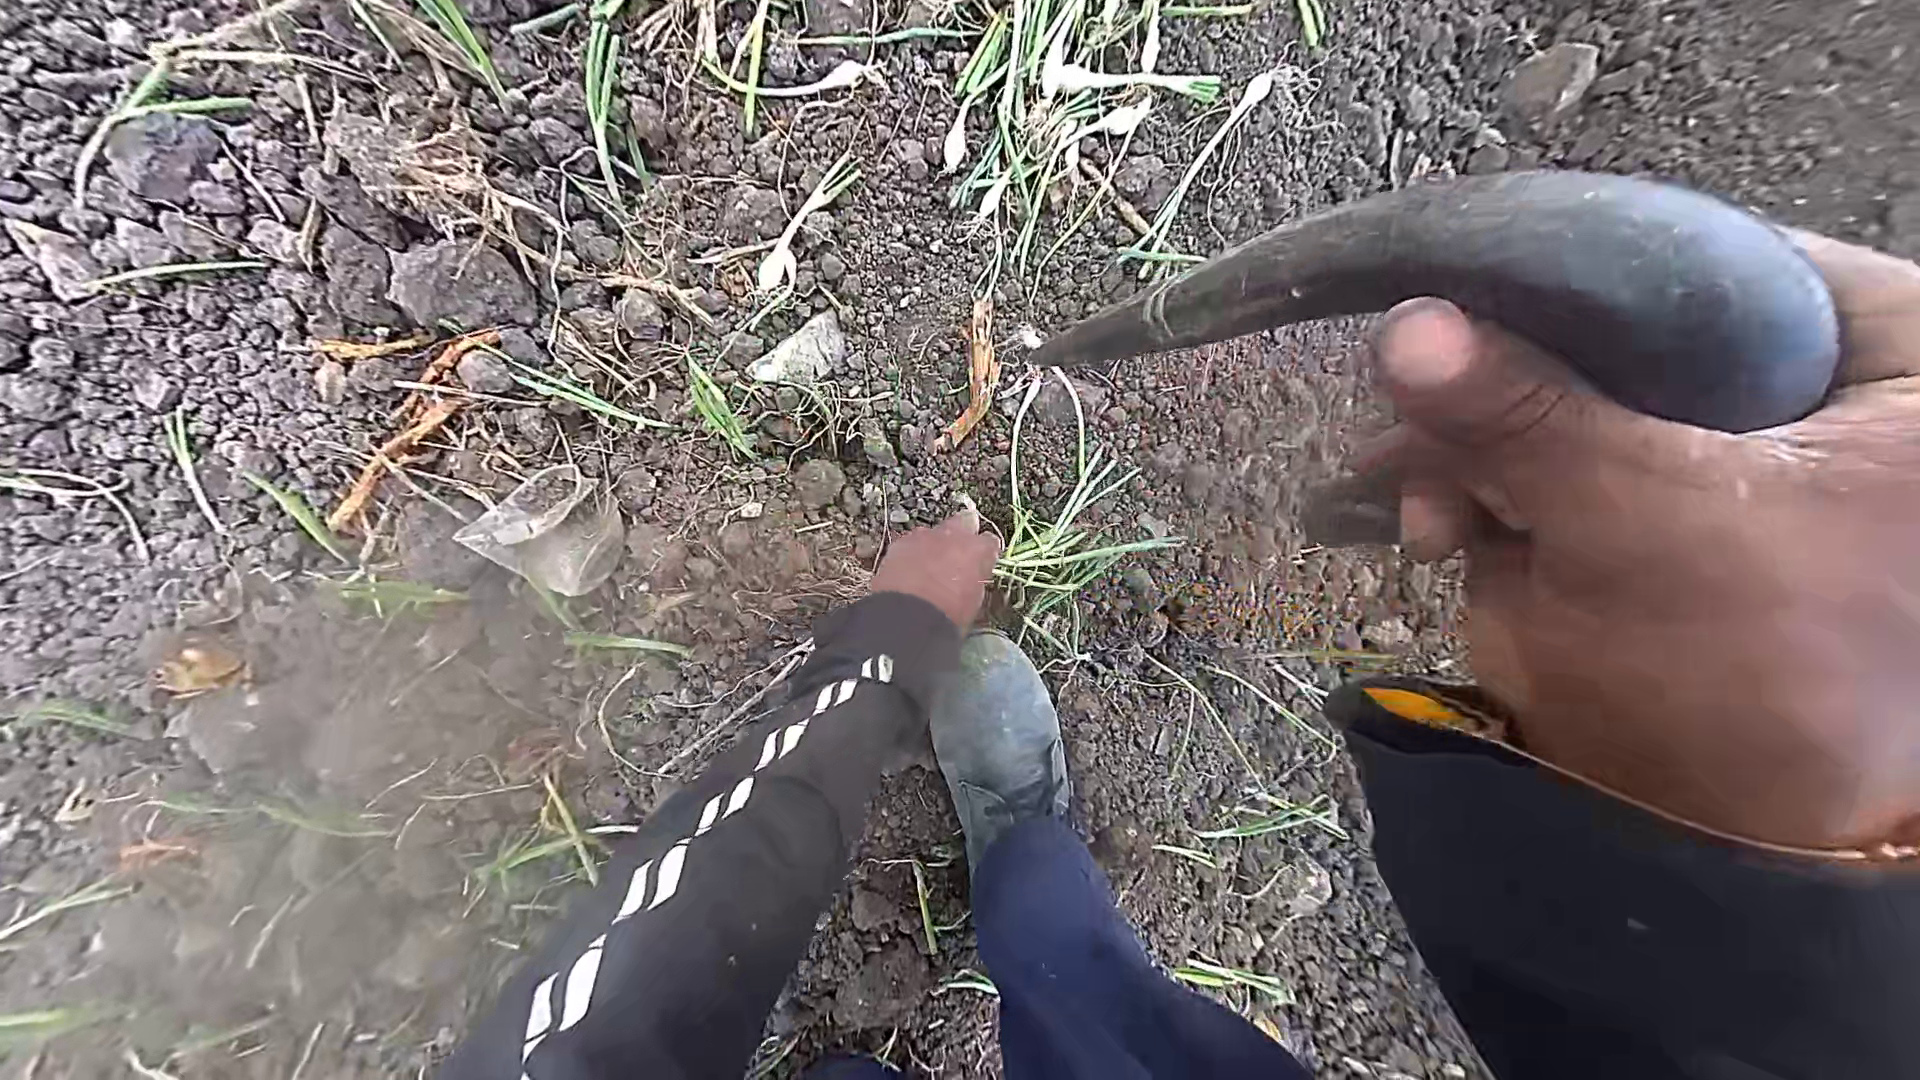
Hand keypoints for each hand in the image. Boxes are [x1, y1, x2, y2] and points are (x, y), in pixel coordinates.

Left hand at [871, 509, 1001, 631]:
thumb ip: (975, 581)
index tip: (981, 563)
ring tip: (927, 567)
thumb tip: (971, 580)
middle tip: (957, 554)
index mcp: (978, 550)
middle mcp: (954, 535)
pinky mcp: (900, 543)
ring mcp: (925, 536)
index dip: (985, 553)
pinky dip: (911, 553)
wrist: (908, 616)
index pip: (989, 542)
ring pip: (933, 532)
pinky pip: (909, 543)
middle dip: (961, 534)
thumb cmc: (949, 614)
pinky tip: (907, 570)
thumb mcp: (974, 601)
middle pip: (962, 522)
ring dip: (933, 544)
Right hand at [1366, 234, 1919, 849]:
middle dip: (1494, 401)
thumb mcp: (1644, 526)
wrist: (1679, 798)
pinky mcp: (1591, 490)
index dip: (1573, 288)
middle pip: (1591, 339)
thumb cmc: (1743, 671)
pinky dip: (1448, 487)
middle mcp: (1778, 387)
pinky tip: (1436, 532)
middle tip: (1434, 449)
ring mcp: (1668, 443)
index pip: (1710, 267)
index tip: (1459, 313)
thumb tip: (1407, 326)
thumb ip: (1525, 418)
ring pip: (1522, 401)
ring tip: (1435, 521)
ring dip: (1457, 456)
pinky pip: (1494, 455)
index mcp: (1893, 359)